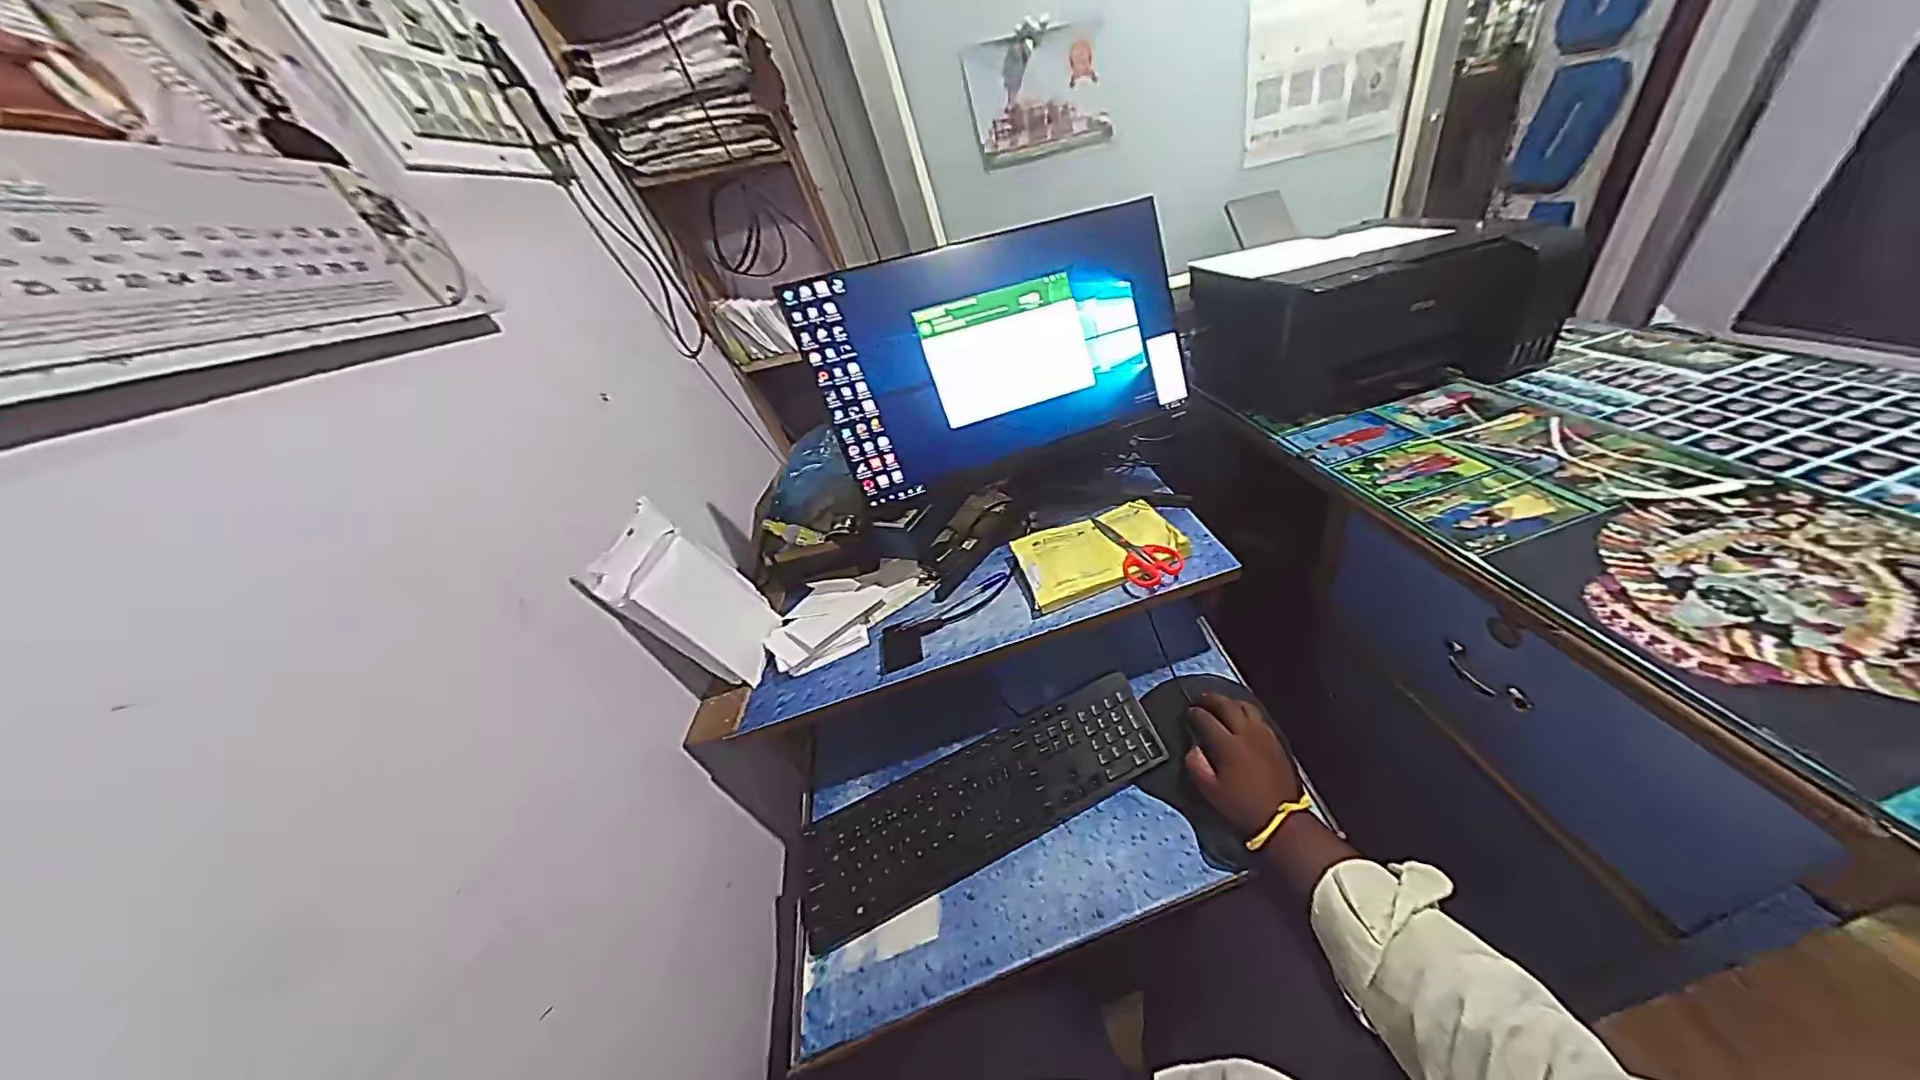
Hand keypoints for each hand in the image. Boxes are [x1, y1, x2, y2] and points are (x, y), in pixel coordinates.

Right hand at [1184, 692, 1302, 836]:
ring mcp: (1265, 736)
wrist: (1281, 820)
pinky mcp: (1277, 742)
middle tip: (1202, 699)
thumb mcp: (1210, 791)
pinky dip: (1247, 712)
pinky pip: (1260, 718)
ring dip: (1231, 702)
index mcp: (1227, 744)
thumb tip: (1193, 750)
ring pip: (1247, 707)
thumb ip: (1196, 766)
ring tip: (1223, 703)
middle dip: (1212, 699)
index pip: (1206, 719)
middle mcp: (1246, 734)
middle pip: (1227, 705)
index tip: (1189, 712)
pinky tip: (1244, 718)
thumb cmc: (1242, 806)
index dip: (1195, 713)